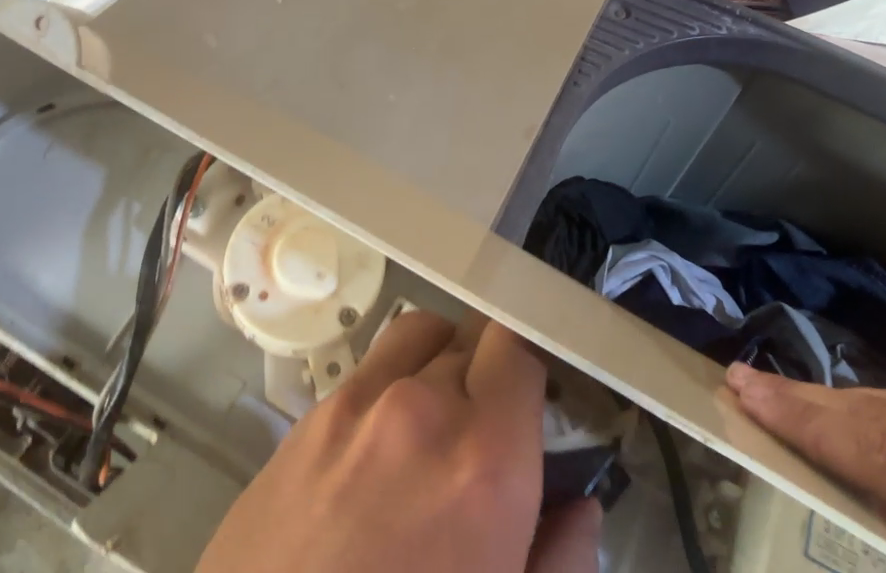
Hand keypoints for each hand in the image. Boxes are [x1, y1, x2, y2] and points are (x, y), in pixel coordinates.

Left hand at [197, 312, 600, 572]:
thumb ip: (561, 559)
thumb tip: (581, 508)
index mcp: (485, 461)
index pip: (519, 349)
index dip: (534, 363)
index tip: (538, 392)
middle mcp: (420, 411)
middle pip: (470, 338)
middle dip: (490, 368)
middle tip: (492, 419)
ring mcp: (354, 408)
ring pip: (416, 334)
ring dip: (440, 357)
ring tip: (441, 410)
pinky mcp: (304, 421)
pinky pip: (366, 370)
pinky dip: (390, 383)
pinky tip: (382, 442)